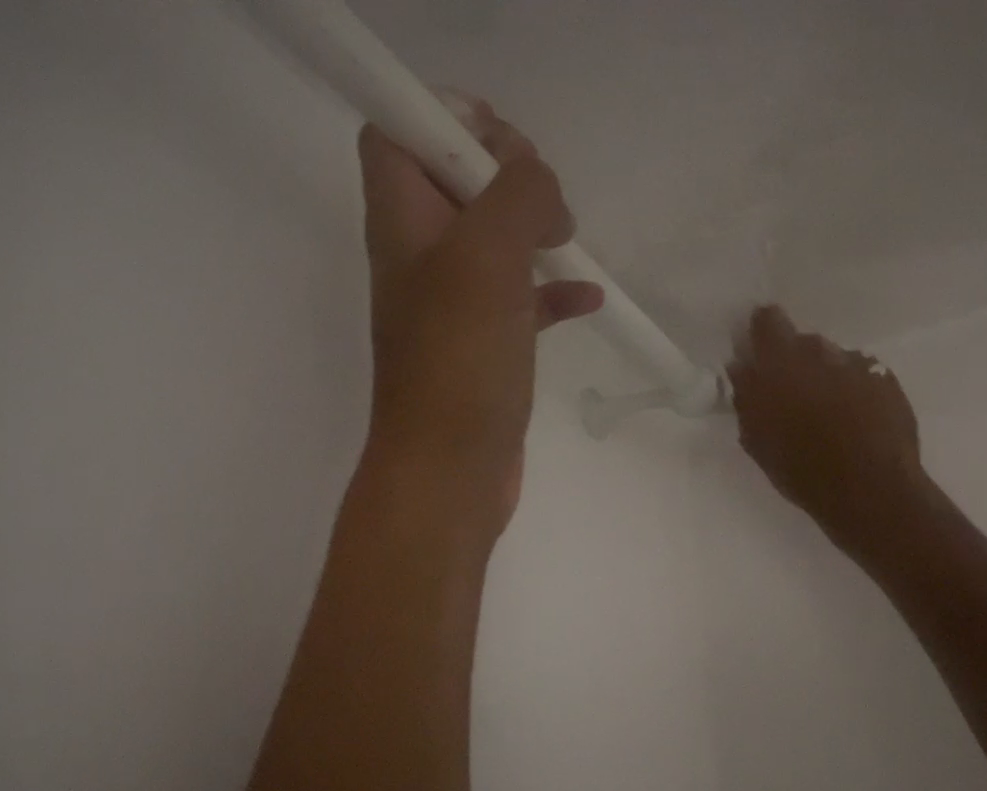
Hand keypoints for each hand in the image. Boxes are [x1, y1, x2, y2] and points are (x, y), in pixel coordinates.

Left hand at [358, 93, 602, 531]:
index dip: (444, 119)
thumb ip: (515, 194)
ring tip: (568, 240)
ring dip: (534, 226)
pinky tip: (588, 299)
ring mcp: (452, 305)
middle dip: (508, 173)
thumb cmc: (459, 363)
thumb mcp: (487, 257)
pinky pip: (519, 297)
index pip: (397, 134)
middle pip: (455, 179)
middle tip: (544, 203)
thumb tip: (535, 181)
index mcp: (402, 222)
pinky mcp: (483, 346)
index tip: (502, 146)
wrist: (449, 475)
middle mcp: (420, 256)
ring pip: (493, 237)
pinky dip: (552, 290)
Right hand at [729, 305, 931, 558]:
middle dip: (794, 360)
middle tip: (793, 394)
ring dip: (825, 375)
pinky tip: (856, 418)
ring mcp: (853, 362)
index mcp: (776, 364)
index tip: (758, 356)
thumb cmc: (801, 472)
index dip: (761, 334)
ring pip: (831, 357)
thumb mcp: (757, 441)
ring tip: (828, 412)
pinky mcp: (883, 375)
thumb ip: (748, 400)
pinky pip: (860, 372)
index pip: (765, 321)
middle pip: (799, 340)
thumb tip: (743, 372)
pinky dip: (854, 388)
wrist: (869, 488)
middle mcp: (815, 353)